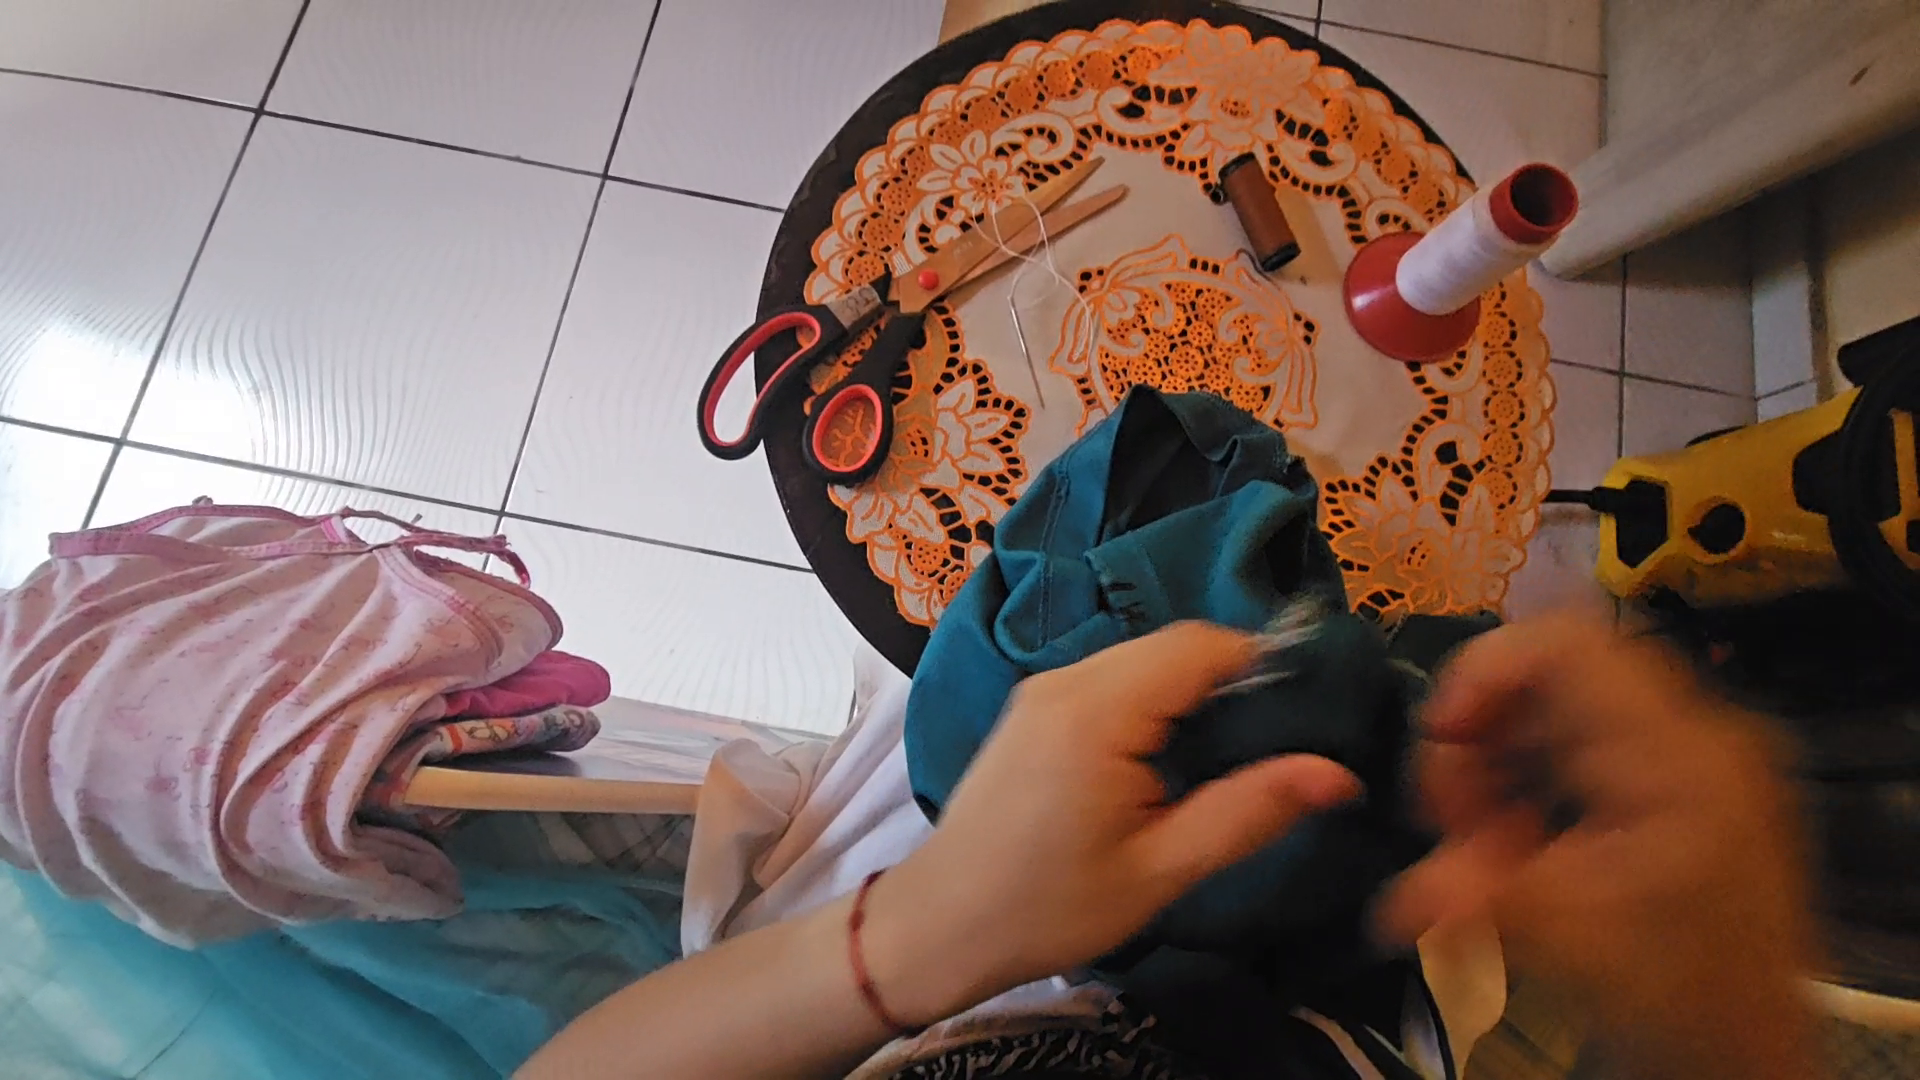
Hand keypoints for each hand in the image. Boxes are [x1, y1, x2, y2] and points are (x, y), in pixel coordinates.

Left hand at [865, 622, 1360, 1023]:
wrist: (944, 917)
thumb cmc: (1050, 906)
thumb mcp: (1160, 869)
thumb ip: (1247, 812)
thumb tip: (1336, 772)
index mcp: (1095, 710)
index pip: (1196, 645)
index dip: (1260, 663)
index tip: (1308, 708)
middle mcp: (1065, 679)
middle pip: (1168, 646)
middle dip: (1230, 678)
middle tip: (1277, 739)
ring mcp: (1043, 686)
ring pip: (1140, 659)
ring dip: (1191, 689)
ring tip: (1230, 750)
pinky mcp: (1034, 703)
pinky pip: (1110, 678)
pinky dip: (1152, 698)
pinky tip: (1169, 750)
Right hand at [1373, 613, 1817, 1077]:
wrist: (1748, 1042)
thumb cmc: (1676, 989)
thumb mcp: (1567, 938)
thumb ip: (1474, 898)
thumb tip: (1392, 906)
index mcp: (1676, 757)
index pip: (1561, 644)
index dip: (1480, 670)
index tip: (1443, 734)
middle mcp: (1682, 732)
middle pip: (1536, 669)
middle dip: (1473, 729)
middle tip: (1455, 806)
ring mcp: (1671, 746)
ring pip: (1534, 699)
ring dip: (1483, 755)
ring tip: (1479, 830)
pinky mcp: (1653, 766)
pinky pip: (1552, 730)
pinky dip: (1506, 768)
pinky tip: (1504, 829)